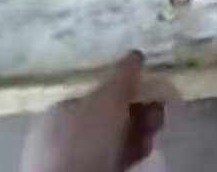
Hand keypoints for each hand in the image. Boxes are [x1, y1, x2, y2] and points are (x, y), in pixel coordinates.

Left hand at [21, 52, 164, 171]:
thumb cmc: (84, 141)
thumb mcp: (108, 97)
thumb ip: (124, 73)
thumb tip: (136, 54)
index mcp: (58, 112)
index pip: (97, 89)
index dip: (124, 84)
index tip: (147, 82)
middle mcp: (64, 135)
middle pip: (112, 112)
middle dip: (141, 107)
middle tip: (158, 108)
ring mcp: (76, 161)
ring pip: (118, 135)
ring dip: (143, 127)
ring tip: (155, 129)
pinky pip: (119, 156)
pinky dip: (135, 150)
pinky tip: (146, 149)